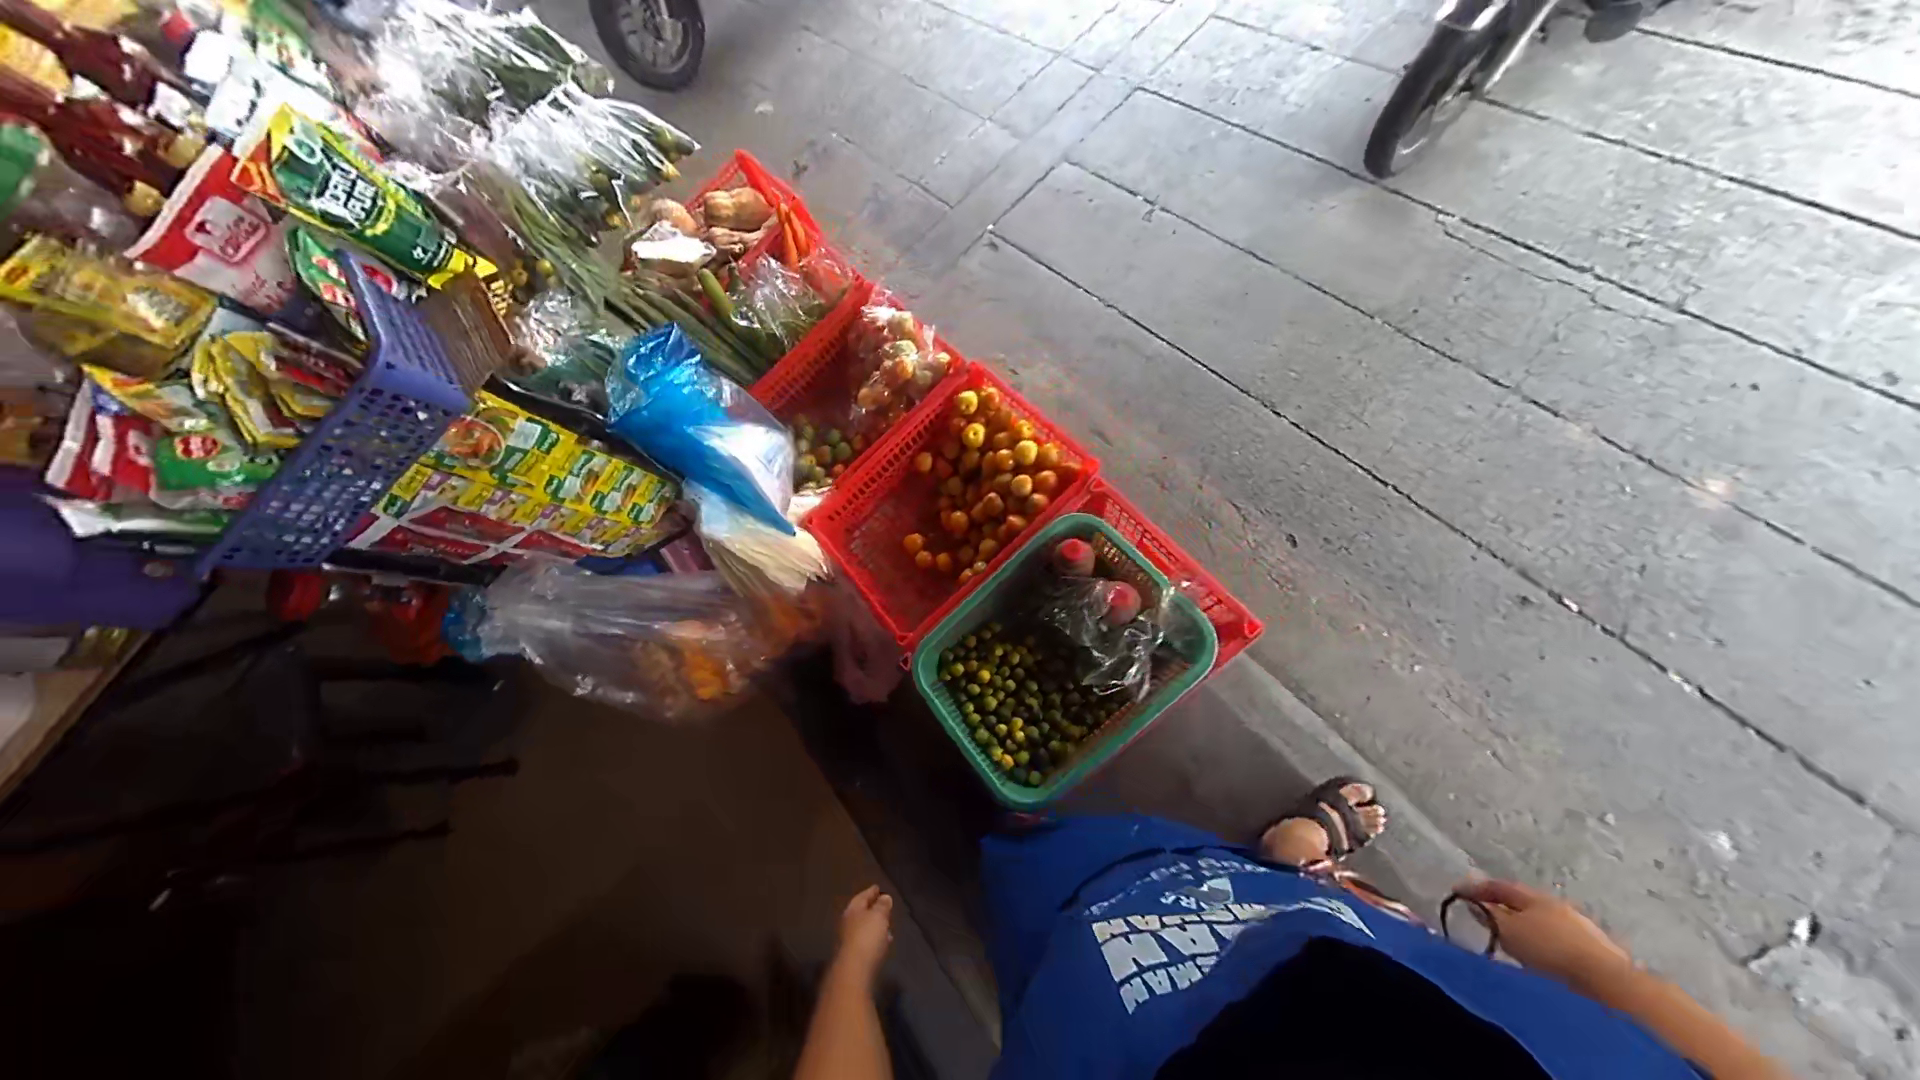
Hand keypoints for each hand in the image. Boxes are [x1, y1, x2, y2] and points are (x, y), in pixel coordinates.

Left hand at [832, 885, 893, 983]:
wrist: (853, 971)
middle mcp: (847, 923)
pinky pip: (865, 942)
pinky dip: (874, 939)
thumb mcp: (879, 916)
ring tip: (887, 926)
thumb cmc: (867, 937)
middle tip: (884, 906)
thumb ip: (882, 905)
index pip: (862, 896)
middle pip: (861, 912)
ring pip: (863, 928)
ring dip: (874, 926)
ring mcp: (848, 941)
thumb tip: (884, 897)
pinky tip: (883, 943)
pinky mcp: (852, 957)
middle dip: (872, 909)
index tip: (878, 888)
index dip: (871, 892)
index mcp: (853, 909)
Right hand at [1452, 879, 1631, 988]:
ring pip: (1541, 918)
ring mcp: (1578, 924)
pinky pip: (1556, 935)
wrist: (1609, 980)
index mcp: (1532, 896)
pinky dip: (1541, 938)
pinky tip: (1539, 950)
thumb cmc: (1550, 949)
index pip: (1497, 885)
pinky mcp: (1593, 947)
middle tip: (1484, 911)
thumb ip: (1489, 917)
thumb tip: (1475, 905)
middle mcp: (1555, 904)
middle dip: (1501, 904)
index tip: (1456, 891)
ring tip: (1511, 934)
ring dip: (1523, 922)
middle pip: (1521, 900)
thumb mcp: (1509, 933)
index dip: (1475, 887)